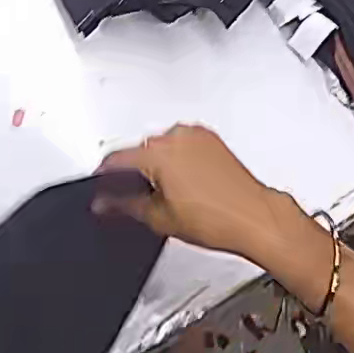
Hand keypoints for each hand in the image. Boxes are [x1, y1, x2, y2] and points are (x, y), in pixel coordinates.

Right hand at [93, 124, 296, 263]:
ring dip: (158, 163)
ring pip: (162, 146)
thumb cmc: (216, 218)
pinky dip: (178, 158)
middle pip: (140, 150)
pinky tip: (186, 183)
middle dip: (135, 172)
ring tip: (169, 194)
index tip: (100, 184)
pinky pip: (182, 143)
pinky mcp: (210, 138)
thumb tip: (103, 203)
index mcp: (157, 151)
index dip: (104, 174)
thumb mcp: (159, 218)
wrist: (254, 217)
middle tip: (138, 198)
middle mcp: (175, 135)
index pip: (117, 158)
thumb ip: (123, 206)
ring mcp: (195, 134)